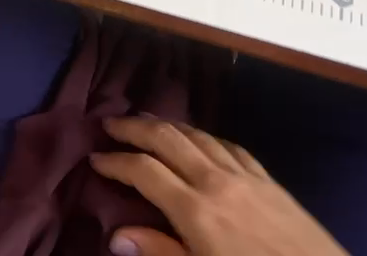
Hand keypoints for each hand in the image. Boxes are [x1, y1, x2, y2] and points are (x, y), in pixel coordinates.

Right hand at [89, 116, 348, 255]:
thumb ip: (164, 253)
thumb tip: (118, 234)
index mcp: (197, 211)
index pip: (143, 170)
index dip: (115, 161)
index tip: (95, 159)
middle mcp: (216, 182)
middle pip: (166, 138)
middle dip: (134, 127)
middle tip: (109, 125)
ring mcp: (246, 178)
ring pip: (197, 134)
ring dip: (167, 125)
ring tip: (146, 123)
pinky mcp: (272, 183)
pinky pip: (231, 146)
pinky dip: (205, 136)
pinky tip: (200, 139)